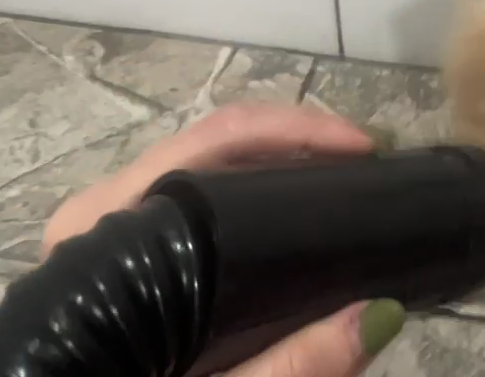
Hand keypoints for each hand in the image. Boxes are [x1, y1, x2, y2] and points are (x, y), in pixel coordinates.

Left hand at [40, 100, 404, 376]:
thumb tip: (379, 314)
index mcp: (112, 231)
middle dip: (303, 133)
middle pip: (221, 135)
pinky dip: (256, 177)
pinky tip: (297, 198)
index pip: (220, 141)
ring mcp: (107, 220)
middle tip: (369, 153)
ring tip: (346, 168)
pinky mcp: (118, 241)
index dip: (301, 132)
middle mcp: (105, 208)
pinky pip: (197, 183)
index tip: (366, 149)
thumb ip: (287, 369)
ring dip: (281, 150)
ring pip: (210, 154)